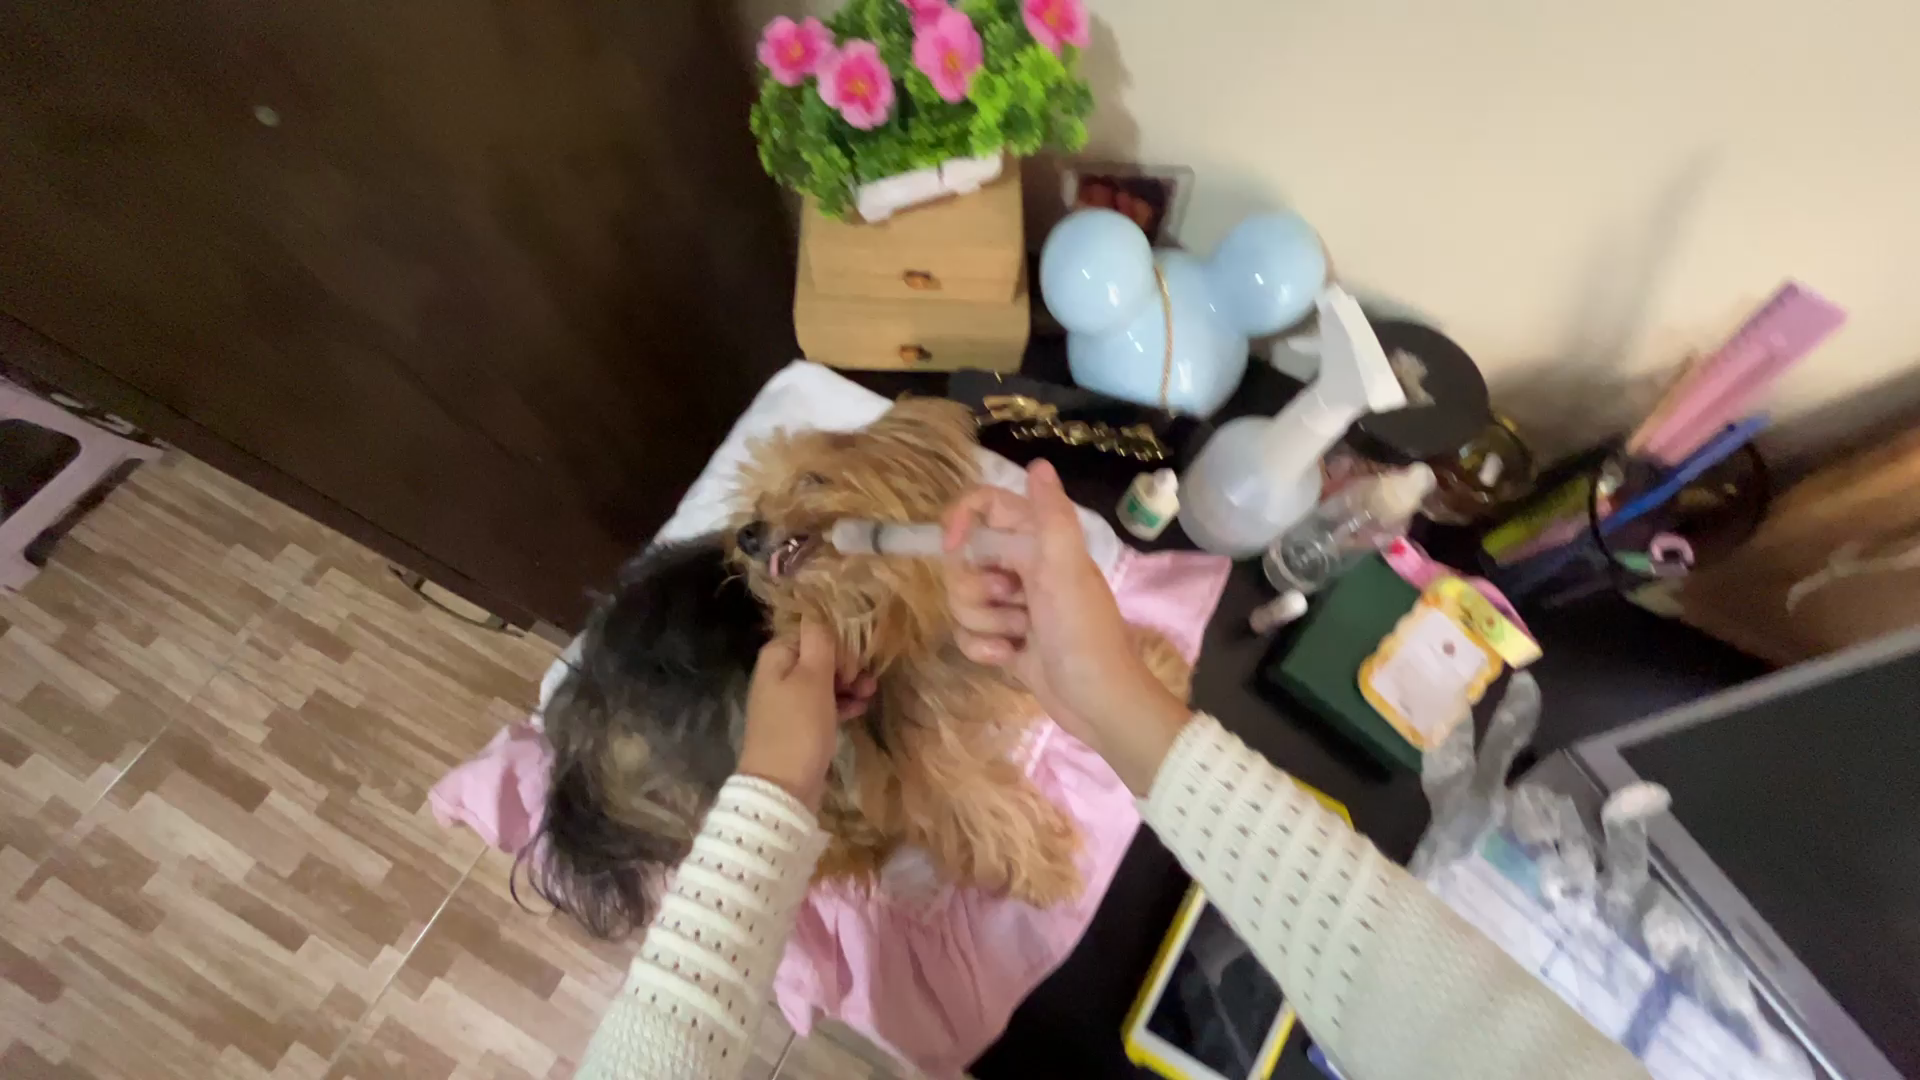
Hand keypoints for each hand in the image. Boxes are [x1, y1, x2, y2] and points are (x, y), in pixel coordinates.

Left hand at [736, 620, 873, 812]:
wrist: (781, 788)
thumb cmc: (799, 726)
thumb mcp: (813, 678)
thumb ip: (820, 642)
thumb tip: (820, 616)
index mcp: (777, 657)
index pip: (813, 634)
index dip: (837, 645)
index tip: (853, 665)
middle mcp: (777, 674)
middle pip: (819, 657)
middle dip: (847, 666)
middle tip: (865, 683)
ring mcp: (786, 702)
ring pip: (823, 682)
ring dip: (848, 685)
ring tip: (869, 696)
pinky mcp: (797, 726)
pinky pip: (822, 705)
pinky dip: (840, 704)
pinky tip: (858, 710)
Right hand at [941, 460, 1189, 793]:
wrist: (1099, 704)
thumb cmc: (1083, 634)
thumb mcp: (1066, 571)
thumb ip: (1051, 517)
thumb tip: (1038, 464)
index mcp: (1039, 543)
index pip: (986, 507)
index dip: (960, 519)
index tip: (951, 546)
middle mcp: (1023, 568)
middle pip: (964, 560)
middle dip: (975, 588)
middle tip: (1012, 602)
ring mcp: (1013, 606)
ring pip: (962, 599)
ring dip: (983, 622)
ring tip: (1018, 636)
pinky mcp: (1005, 639)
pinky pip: (968, 634)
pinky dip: (984, 648)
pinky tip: (1011, 657)